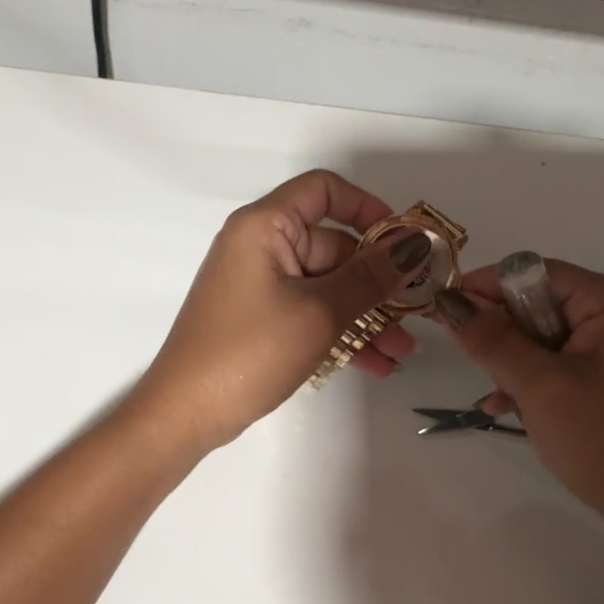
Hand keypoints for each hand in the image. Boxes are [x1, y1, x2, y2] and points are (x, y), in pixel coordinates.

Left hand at [134, 170, 428, 451]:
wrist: (185, 413)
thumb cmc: (249, 351)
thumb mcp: (320, 313)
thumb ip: (371, 277)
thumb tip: (414, 245)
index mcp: (265, 226)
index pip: (323, 191)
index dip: (368, 208)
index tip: (404, 241)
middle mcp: (261, 247)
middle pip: (333, 247)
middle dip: (379, 282)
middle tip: (417, 313)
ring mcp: (260, 286)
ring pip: (327, 288)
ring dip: (366, 317)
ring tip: (403, 352)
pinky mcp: (261, 320)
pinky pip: (311, 314)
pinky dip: (341, 334)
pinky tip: (377, 364)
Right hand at [431, 260, 603, 542]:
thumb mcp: (541, 387)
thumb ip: (492, 340)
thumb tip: (449, 301)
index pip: (535, 272)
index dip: (486, 289)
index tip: (444, 314)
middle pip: (541, 303)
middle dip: (504, 335)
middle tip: (480, 369)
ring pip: (548, 337)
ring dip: (516, 364)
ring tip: (499, 400)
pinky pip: (566, 363)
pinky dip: (537, 382)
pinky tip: (512, 409)